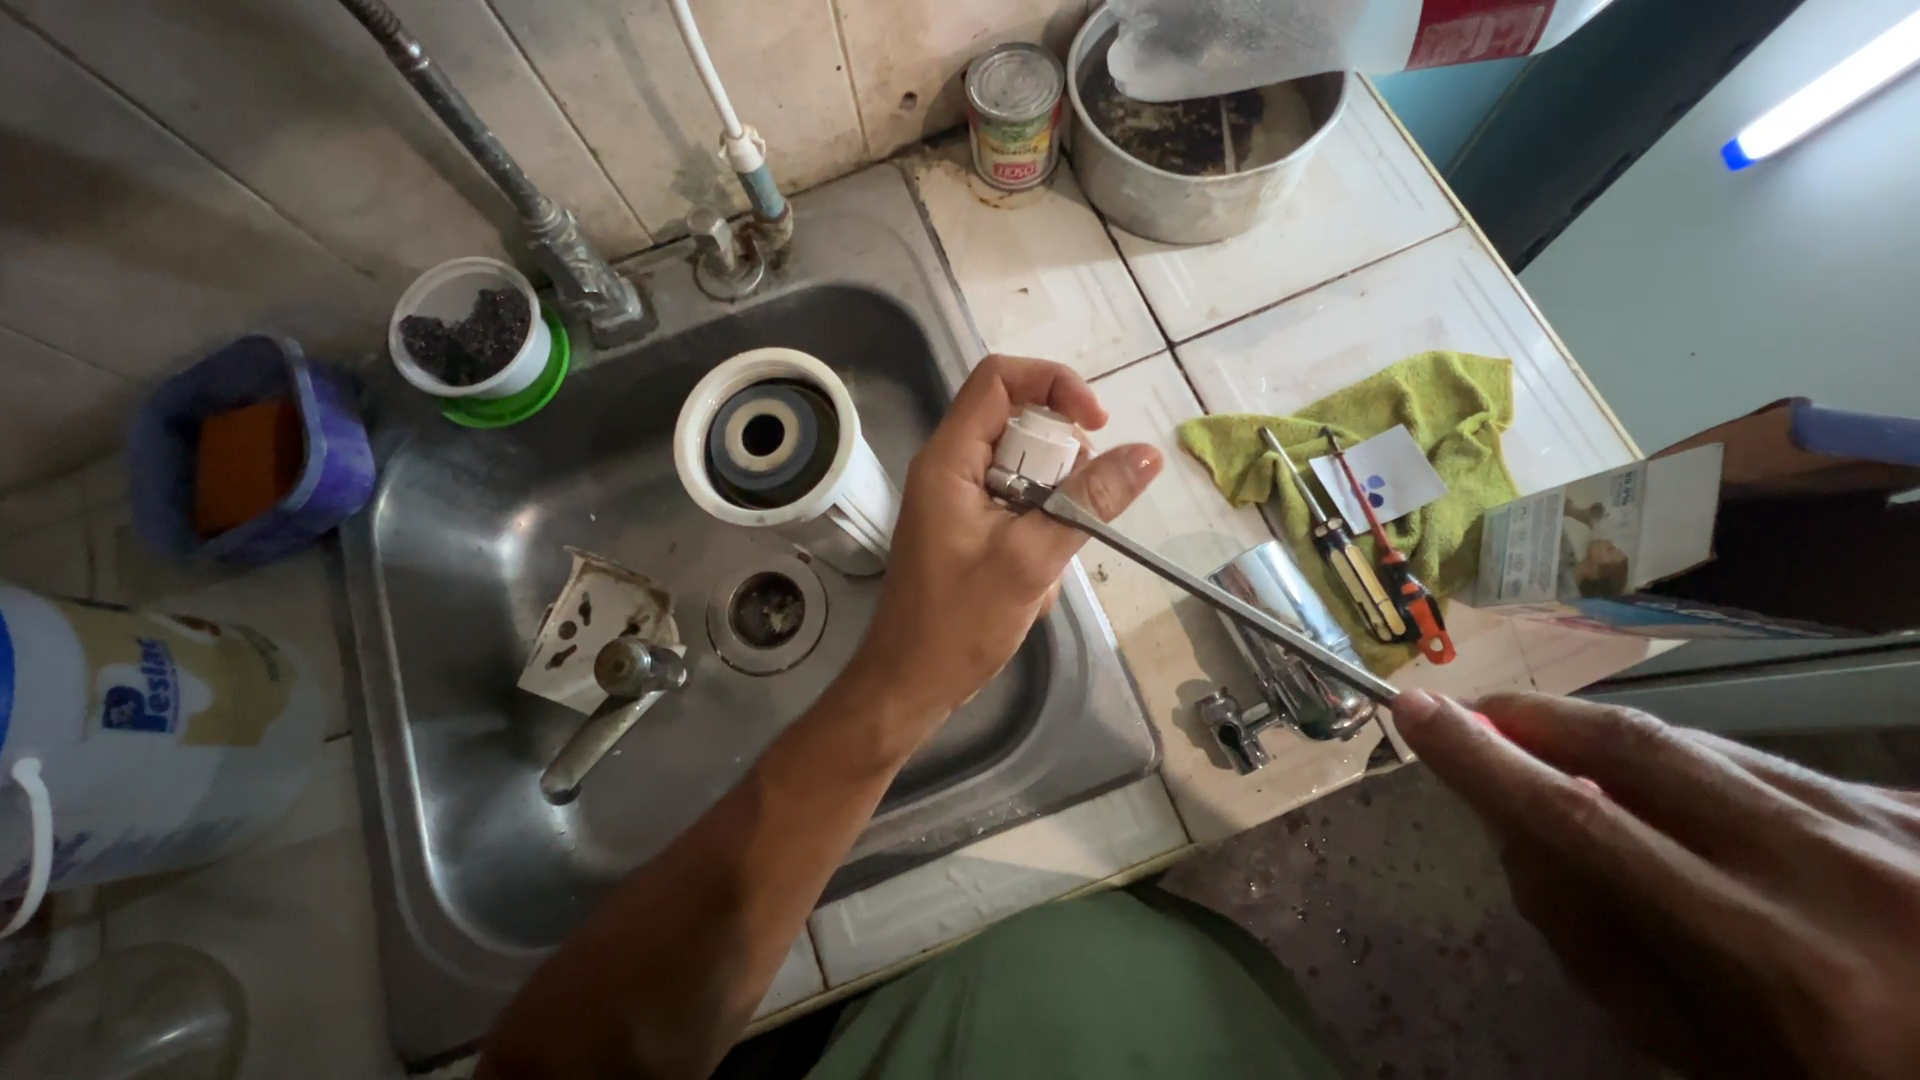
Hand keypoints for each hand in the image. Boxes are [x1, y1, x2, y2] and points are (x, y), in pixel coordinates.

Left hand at [844, 354, 1161, 731]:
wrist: (911, 682)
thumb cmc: (959, 623)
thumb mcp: (1031, 559)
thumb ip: (1087, 503)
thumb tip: (1146, 454)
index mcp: (949, 459)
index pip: (999, 379)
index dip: (1053, 383)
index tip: (1096, 423)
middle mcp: (950, 467)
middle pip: (1017, 420)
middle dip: (1061, 454)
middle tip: (1080, 503)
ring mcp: (958, 499)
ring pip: (1024, 465)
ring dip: (1055, 499)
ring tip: (1055, 550)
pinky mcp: (969, 527)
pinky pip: (1017, 502)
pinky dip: (1041, 525)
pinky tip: (1040, 573)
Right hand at [1392, 690, 1919, 1079]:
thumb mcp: (1698, 1046)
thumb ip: (1594, 937)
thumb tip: (1511, 822)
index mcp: (1783, 963)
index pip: (1581, 821)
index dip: (1484, 759)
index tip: (1416, 711)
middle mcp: (1843, 875)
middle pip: (1641, 749)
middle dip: (1536, 718)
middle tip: (1473, 712)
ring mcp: (1900, 829)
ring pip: (1702, 746)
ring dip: (1611, 743)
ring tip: (1570, 761)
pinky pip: (1768, 764)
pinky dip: (1698, 770)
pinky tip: (1687, 804)